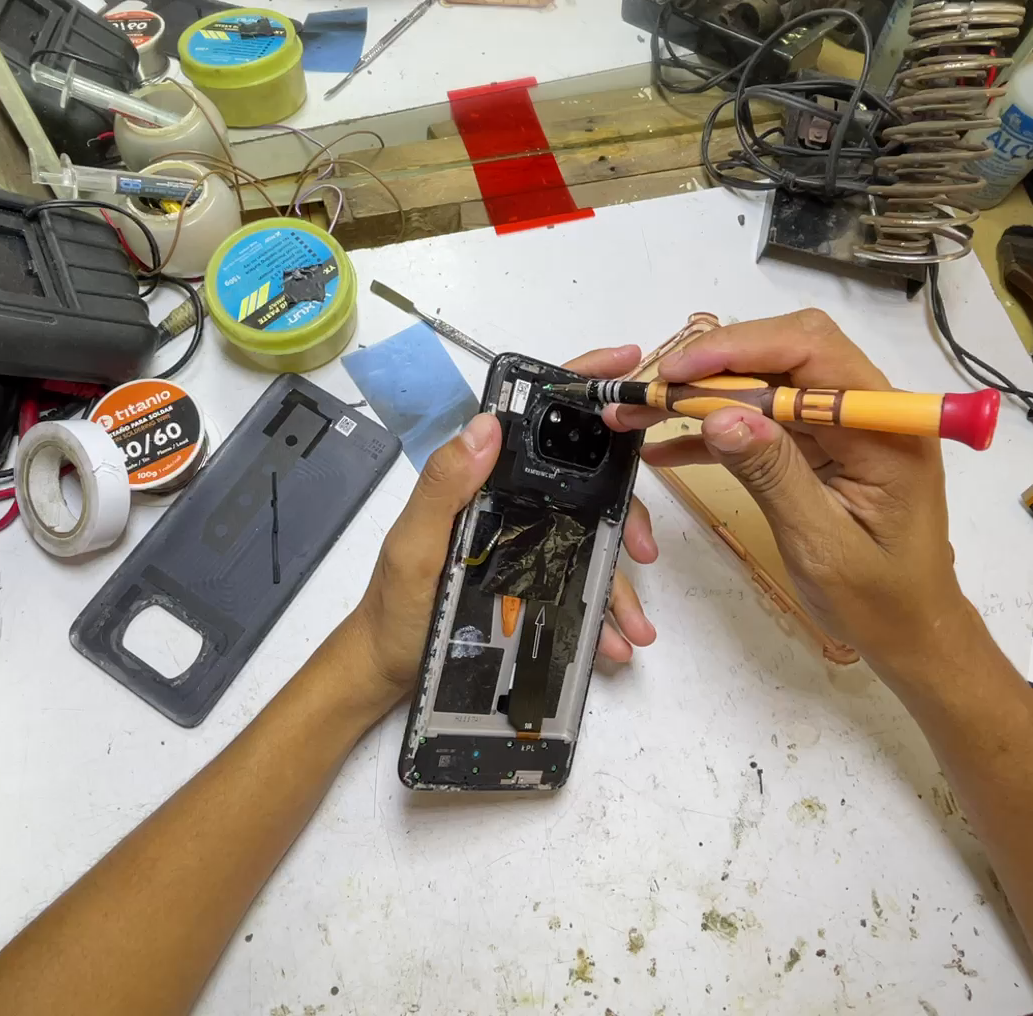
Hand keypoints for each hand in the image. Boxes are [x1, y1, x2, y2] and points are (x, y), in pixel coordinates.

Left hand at [348, 346, 659, 699]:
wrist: (389, 665)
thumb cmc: (396, 605)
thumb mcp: (414, 546)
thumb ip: (443, 487)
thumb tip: (488, 424)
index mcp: (483, 479)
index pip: (533, 420)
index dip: (581, 386)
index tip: (627, 367)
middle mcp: (511, 501)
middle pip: (585, 483)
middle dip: (624, 511)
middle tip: (643, 548)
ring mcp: (526, 540)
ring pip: (592, 538)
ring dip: (619, 579)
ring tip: (635, 621)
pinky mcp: (533, 579)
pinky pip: (579, 585)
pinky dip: (602, 611)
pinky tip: (615, 640)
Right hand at [610, 310, 982, 677]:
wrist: (907, 628)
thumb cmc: (877, 598)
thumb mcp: (819, 541)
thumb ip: (773, 474)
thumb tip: (720, 418)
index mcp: (883, 426)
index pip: (811, 351)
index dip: (738, 348)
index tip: (676, 372)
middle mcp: (865, 410)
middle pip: (782, 355)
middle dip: (711, 367)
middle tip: (649, 394)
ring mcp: (839, 427)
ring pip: (762, 385)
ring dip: (700, 396)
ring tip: (641, 415)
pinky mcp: (817, 447)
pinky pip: (760, 422)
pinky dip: (713, 431)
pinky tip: (666, 449)